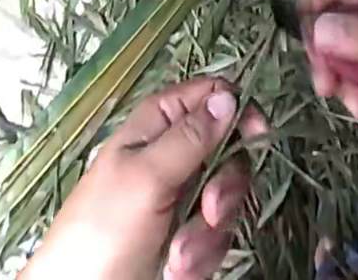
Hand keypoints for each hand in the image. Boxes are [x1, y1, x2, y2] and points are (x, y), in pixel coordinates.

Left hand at [23, 77, 267, 279]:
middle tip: (208, 209)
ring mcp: (181, 195)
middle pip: (229, 148)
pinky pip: (216, 235)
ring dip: (208, 232)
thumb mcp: (145, 178)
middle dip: (225, 186)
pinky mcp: (186, 234)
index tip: (257, 134)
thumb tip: (229, 96)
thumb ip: (190, 137)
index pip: (212, 95)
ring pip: (225, 196)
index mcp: (159, 122)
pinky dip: (201, 256)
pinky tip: (176, 270)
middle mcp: (173, 152)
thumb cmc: (101, 233)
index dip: (239, 110)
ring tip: (178, 257)